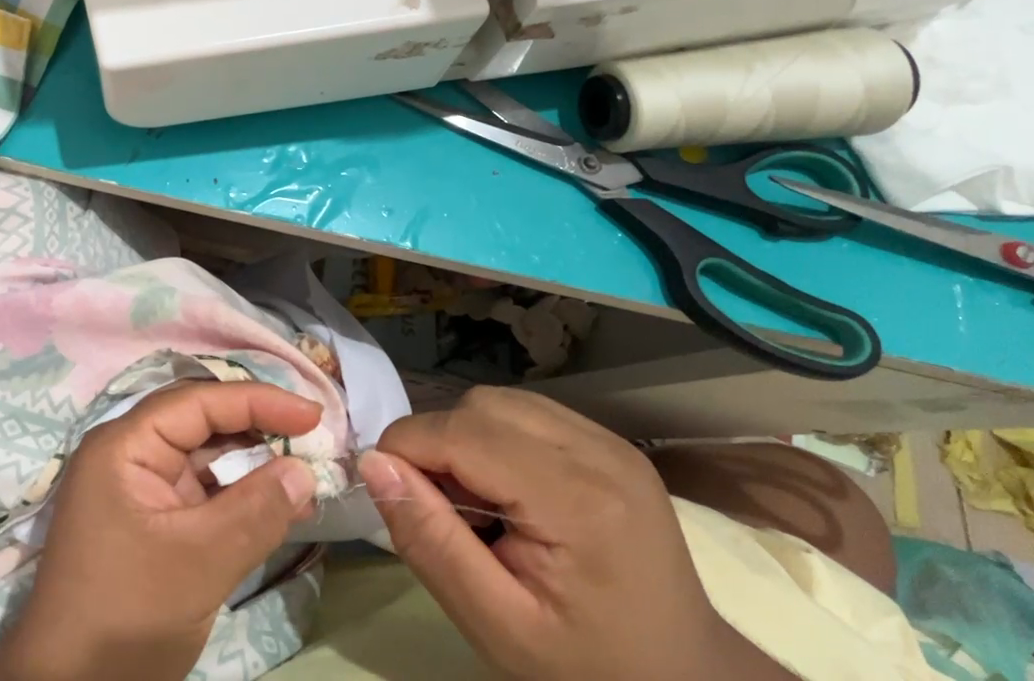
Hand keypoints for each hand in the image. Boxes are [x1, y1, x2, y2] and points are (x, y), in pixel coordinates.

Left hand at [0, 382, 322, 680]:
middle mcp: (129, 457)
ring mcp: (140, 491)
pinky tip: (284, 506)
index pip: (197, 402)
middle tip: (317, 438)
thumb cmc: (127, 611)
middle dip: (258, 427)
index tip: (315, 413)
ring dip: (255, 464)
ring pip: (205, 460)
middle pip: (200, 424)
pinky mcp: (153, 525)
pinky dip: (242, 498)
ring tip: (310, 471)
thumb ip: (255, 512)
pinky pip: (203, 495)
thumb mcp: (198, 561)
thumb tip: (303, 471)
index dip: (257, 400)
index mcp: (124, 447)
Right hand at [357, 387, 792, 680]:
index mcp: (578, 500)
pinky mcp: (614, 448)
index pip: (459, 432)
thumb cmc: (584, 665)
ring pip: (500, 402)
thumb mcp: (495, 622)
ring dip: (465, 438)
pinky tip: (506, 493)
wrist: (683, 680)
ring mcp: (613, 445)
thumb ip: (430, 540)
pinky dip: (496, 440)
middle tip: (436, 509)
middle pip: (479, 406)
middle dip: (437, 443)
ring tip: (473, 503)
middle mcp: (601, 453)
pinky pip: (528, 415)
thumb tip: (372, 463)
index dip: (404, 450)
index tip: (390, 497)